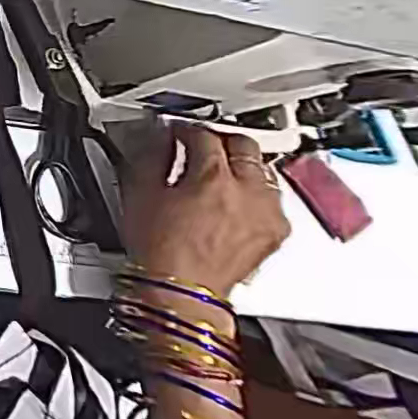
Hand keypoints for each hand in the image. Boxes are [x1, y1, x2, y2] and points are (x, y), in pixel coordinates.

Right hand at [120, 120, 290, 296]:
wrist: (181, 289)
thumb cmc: (160, 248)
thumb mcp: (141, 190)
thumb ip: (153, 155)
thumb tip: (161, 138)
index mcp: (213, 178)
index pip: (204, 135)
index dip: (185, 129)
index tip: (176, 133)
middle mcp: (249, 193)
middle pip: (244, 144)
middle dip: (220, 139)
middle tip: (201, 143)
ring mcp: (268, 215)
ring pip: (262, 169)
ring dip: (240, 164)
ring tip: (217, 170)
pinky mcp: (276, 233)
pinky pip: (270, 198)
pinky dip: (253, 191)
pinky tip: (232, 197)